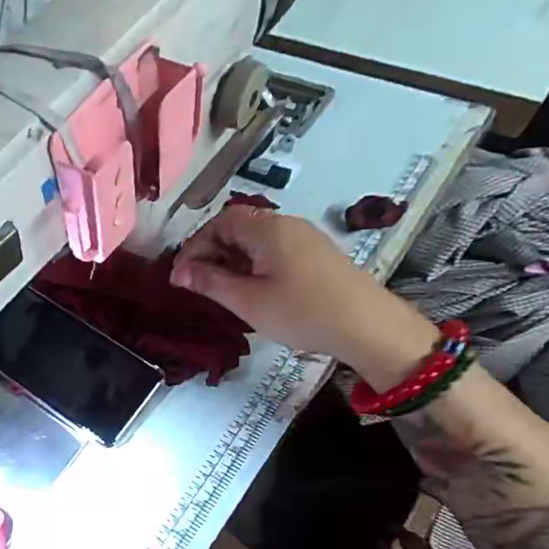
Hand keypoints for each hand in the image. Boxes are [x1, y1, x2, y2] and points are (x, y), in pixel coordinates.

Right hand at [171, 206, 436, 388]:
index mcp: (268, 228)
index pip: (220, 222)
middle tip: (197, 283)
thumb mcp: (250, 302)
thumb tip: (180, 272)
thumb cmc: (303, 312)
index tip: (180, 275)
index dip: (195, 245)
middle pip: (239, 227)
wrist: (367, 326)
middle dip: (213, 252)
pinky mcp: (318, 256)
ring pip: (258, 241)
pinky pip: (276, 251)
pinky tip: (254, 291)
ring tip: (222, 290)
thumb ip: (212, 283)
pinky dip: (256, 265)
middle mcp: (287, 224)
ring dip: (234, 260)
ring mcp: (306, 238)